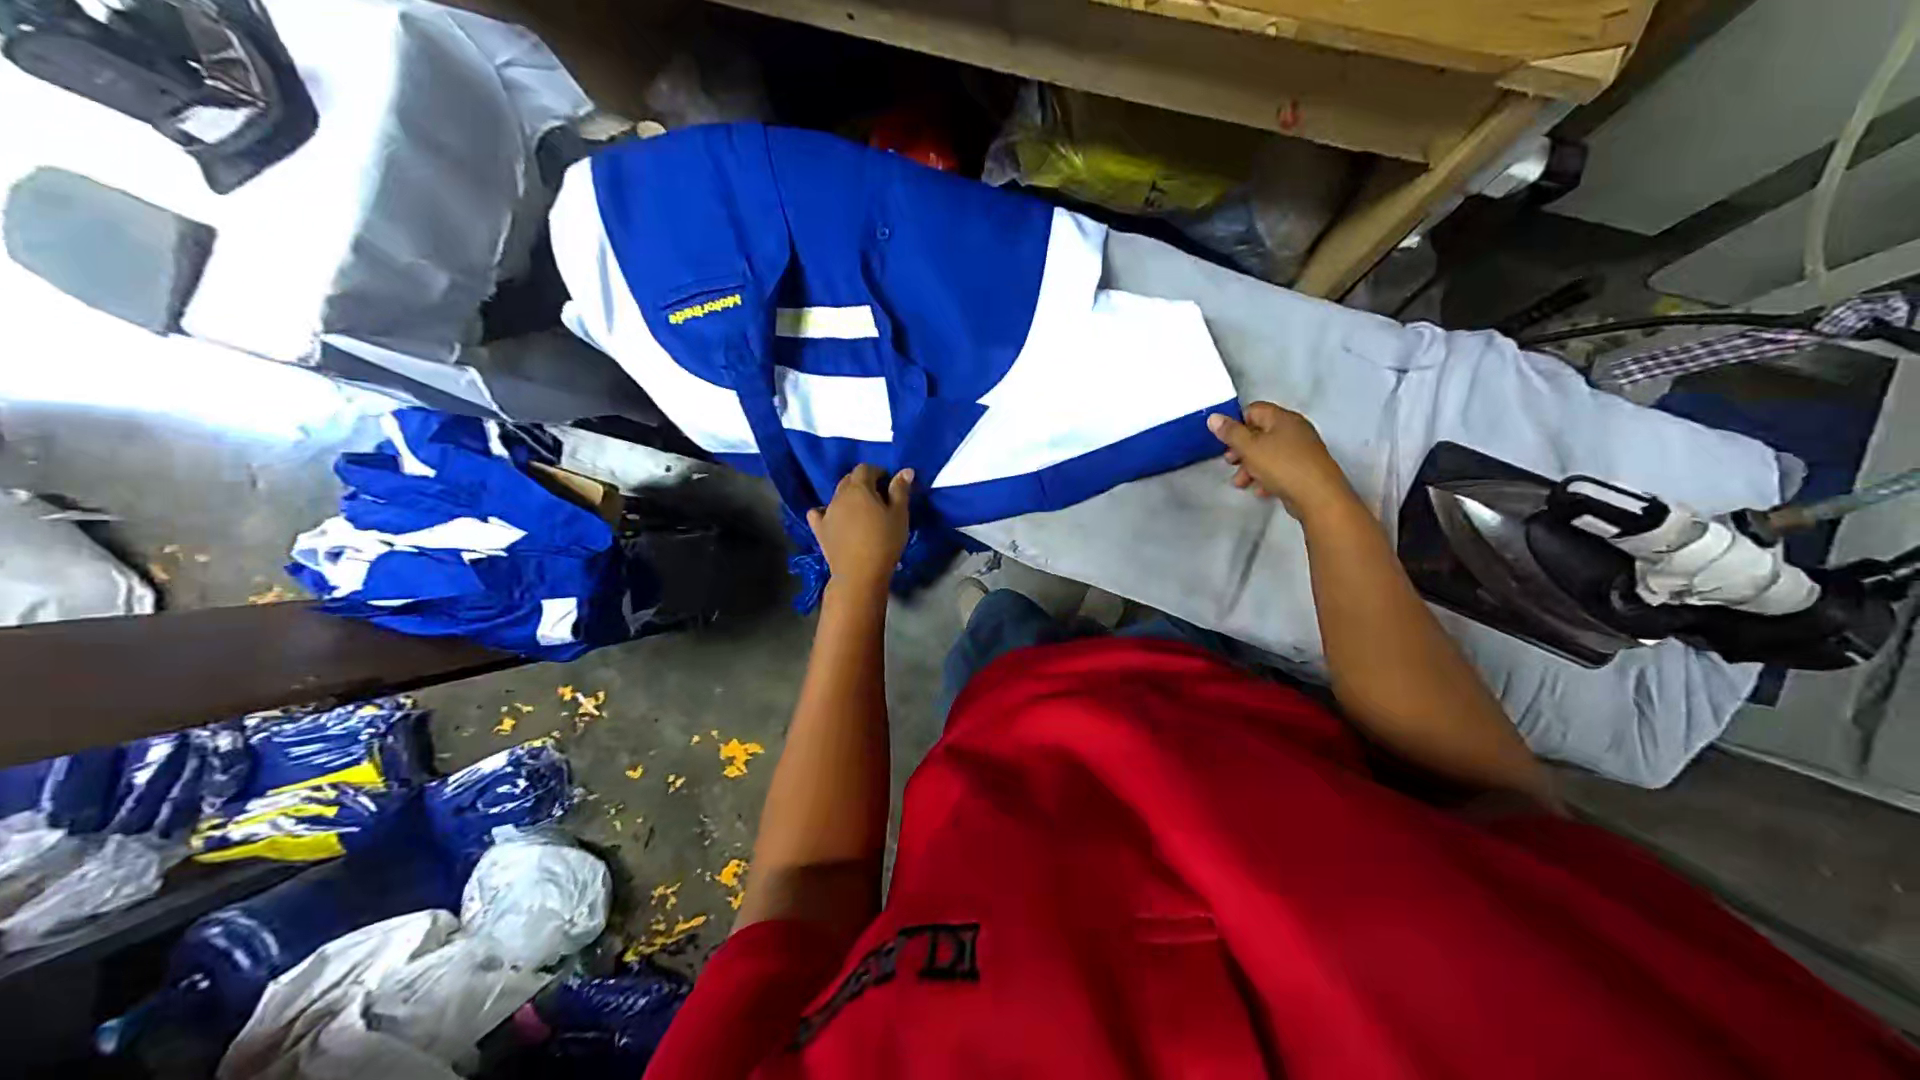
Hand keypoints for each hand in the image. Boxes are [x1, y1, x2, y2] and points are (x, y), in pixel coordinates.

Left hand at [807, 464, 913, 591]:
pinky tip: (834, 518)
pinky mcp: (819, 530)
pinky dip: (825, 512)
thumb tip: (905, 470)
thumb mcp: (899, 515)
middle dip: (863, 482)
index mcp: (859, 488)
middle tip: (878, 497)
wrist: (860, 574)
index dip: (878, 472)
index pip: (865, 468)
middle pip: (849, 479)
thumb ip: (900, 490)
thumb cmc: (885, 542)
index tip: (888, 483)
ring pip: (836, 496)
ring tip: (861, 512)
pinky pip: (818, 513)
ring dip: (848, 497)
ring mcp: (827, 513)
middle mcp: (839, 496)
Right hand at [1208, 402, 1355, 519]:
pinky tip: (1261, 489)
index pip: (1253, 410)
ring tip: (1242, 483)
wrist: (1318, 495)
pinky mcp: (1304, 468)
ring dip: (1251, 467)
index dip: (1236, 425)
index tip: (1226, 442)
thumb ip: (1230, 433)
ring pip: (1267, 453)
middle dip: (1241, 450)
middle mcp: (1294, 429)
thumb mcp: (1249, 448)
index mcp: (1282, 418)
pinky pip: (1279, 467)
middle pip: (1259, 433)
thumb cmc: (1281, 466)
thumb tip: (1213, 417)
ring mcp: (1301, 449)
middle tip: (1231, 463)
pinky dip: (1267, 476)